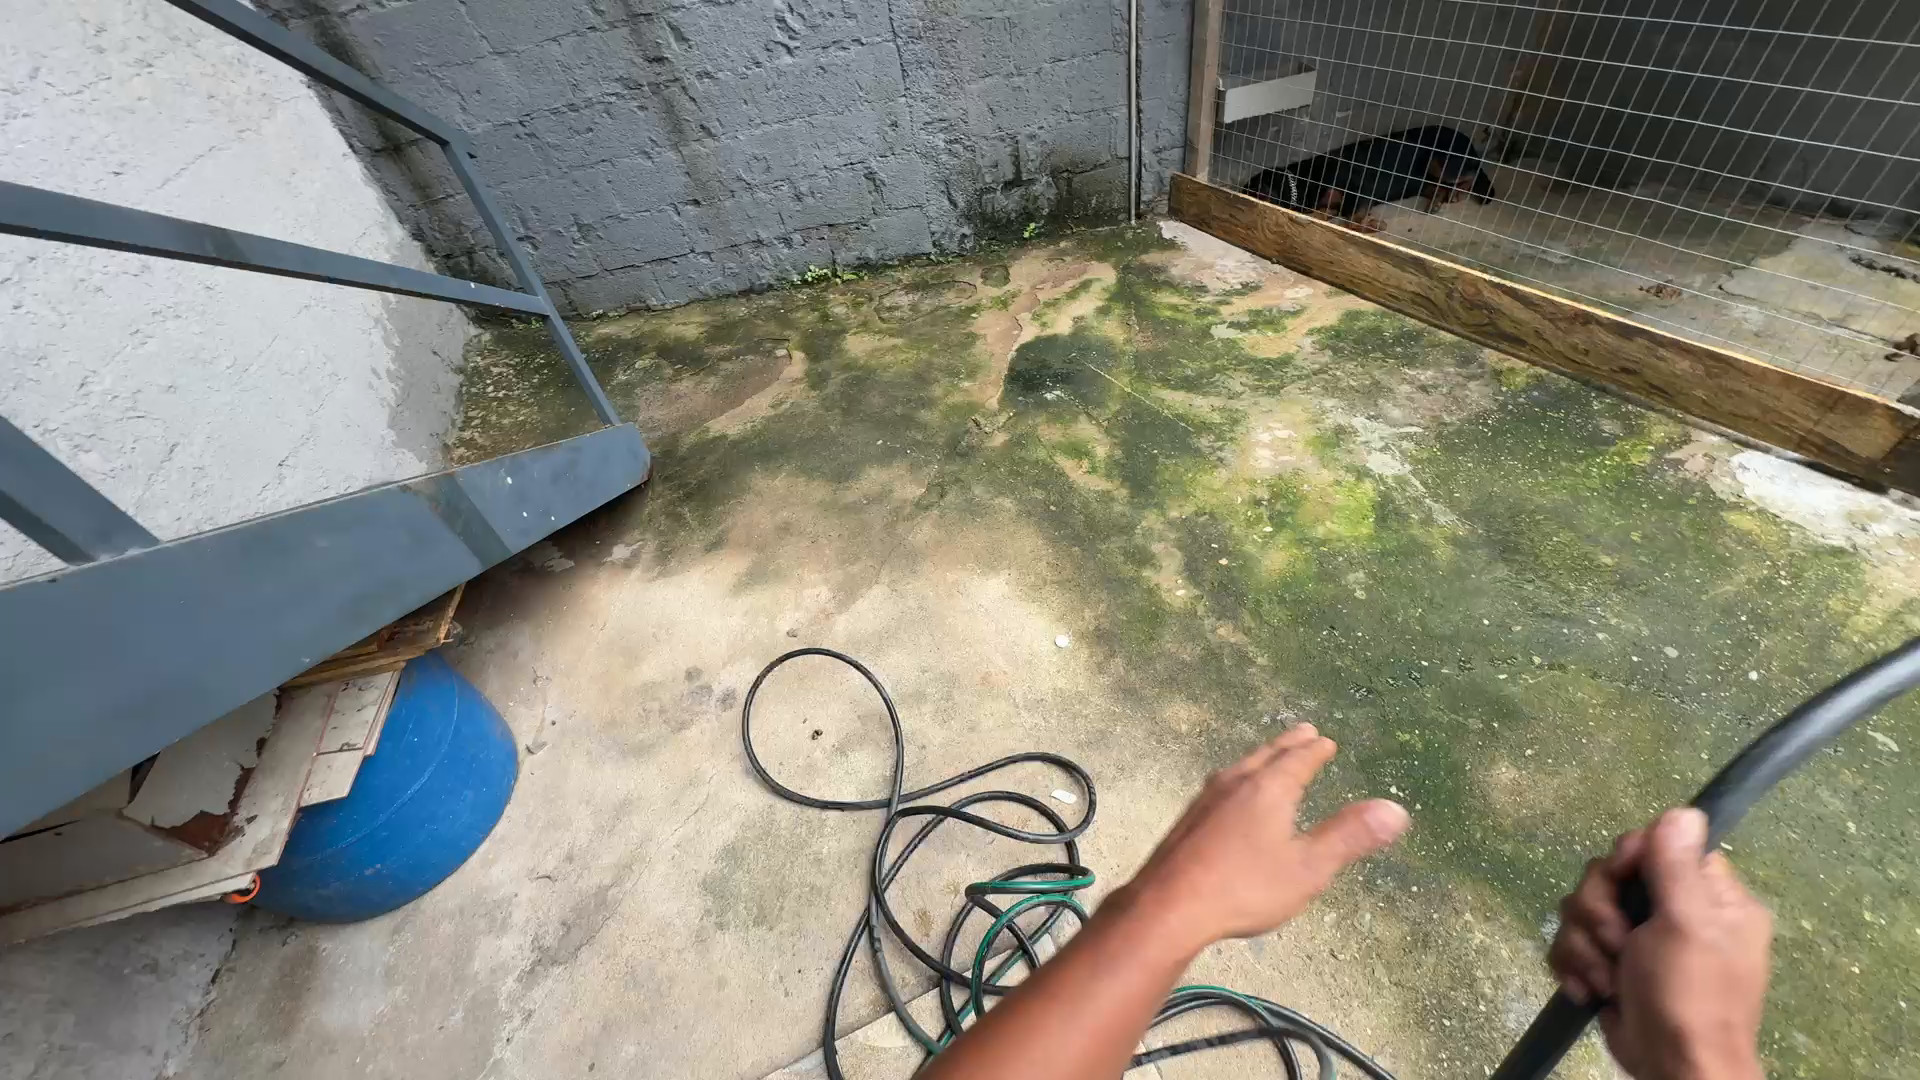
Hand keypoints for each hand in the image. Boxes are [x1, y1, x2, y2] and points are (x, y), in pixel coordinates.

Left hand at [1117, 724, 1409, 954]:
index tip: (1324, 739)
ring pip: (1240, 767)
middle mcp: (1234, 783)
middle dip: (1287, 745)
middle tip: (1303, 731)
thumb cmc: (1245, 886)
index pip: (1295, 762)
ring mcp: (1206, 798)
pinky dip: (1240, 777)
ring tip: (1269, 758)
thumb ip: (1348, 837)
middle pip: (1265, 756)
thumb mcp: (1308, 868)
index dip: (1313, 751)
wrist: (1171, 901)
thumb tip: (1396, 809)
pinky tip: (1231, 793)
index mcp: (1266, 789)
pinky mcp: (1189, 817)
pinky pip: (1223, 784)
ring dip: (1261, 758)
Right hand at [1550, 808, 1771, 1079]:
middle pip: (1606, 876)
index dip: (1629, 859)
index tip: (1625, 881)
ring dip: (1583, 943)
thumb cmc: (1688, 996)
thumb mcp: (1686, 926)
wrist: (1670, 1066)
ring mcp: (1640, 939)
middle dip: (1596, 911)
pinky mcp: (1610, 961)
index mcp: (1710, 900)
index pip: (1655, 846)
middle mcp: (1677, 913)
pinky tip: (1591, 988)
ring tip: (1606, 977)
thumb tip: (1685, 809)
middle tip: (1616, 941)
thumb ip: (1677, 867)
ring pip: (1580, 908)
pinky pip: (1570, 939)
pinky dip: (1574, 963)